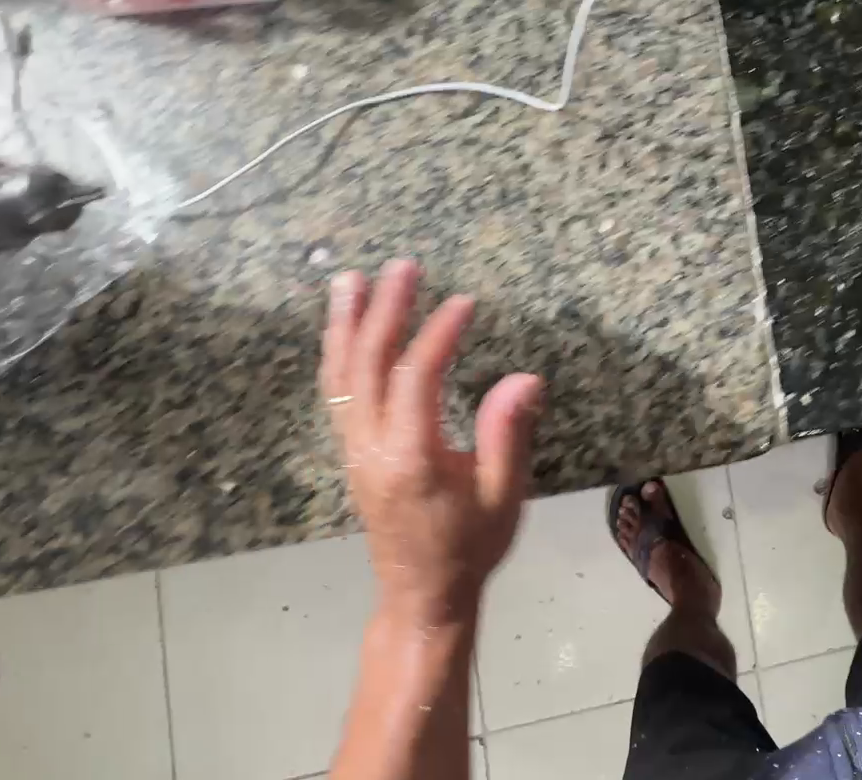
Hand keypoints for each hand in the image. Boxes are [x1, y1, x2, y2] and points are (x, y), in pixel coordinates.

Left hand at [321, 260, 544, 626]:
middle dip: (384, 311)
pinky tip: (345, 329)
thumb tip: (525, 376)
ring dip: (345, 325)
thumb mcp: (502, 495)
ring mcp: (353, 450)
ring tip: (350, 280)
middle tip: (403, 267)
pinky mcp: (350, 453)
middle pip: (367, 366)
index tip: (465, 301)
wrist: (421, 595)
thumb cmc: (470, 545)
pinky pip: (336, 393)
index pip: (417, 378)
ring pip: (339, 377)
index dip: (439, 334)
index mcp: (412, 458)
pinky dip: (338, 353)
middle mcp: (371, 447)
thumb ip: (508, 434)